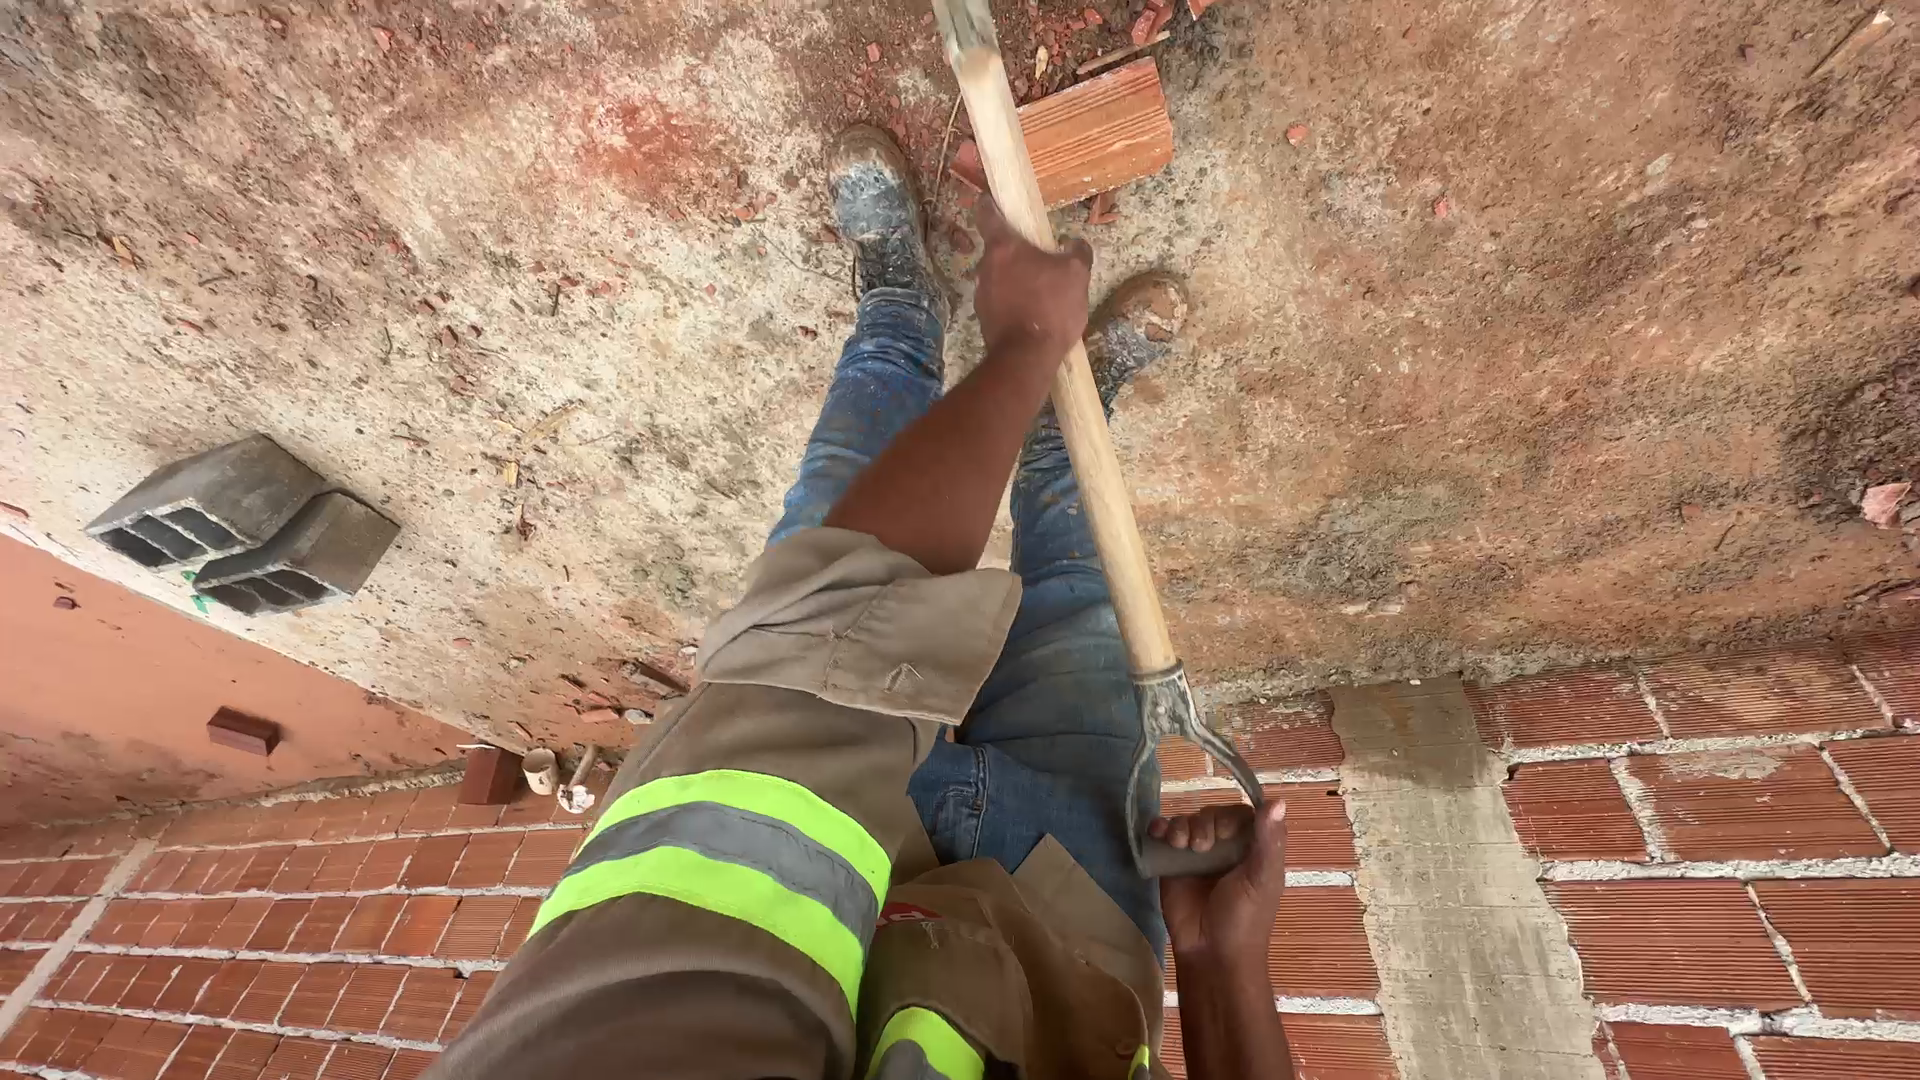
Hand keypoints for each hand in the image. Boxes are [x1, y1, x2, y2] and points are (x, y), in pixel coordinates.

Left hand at [971, 196, 1092, 355]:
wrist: (1026, 358)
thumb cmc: (1050, 307)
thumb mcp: (1076, 275)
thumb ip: (1077, 253)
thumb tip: (1075, 244)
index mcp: (1003, 248)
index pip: (987, 214)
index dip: (990, 204)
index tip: (994, 200)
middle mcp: (985, 269)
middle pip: (997, 251)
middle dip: (1016, 253)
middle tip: (1040, 260)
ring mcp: (982, 297)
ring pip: (999, 279)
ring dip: (1016, 281)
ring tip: (1041, 294)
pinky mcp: (985, 321)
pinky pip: (1001, 303)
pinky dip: (1014, 304)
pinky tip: (1034, 315)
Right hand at [1154, 800, 1287, 958]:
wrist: (1210, 953)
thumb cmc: (1244, 919)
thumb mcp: (1261, 880)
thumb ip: (1268, 841)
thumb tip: (1279, 800)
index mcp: (1252, 849)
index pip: (1242, 814)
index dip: (1230, 817)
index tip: (1224, 833)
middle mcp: (1224, 847)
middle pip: (1211, 814)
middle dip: (1203, 824)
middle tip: (1201, 847)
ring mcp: (1196, 853)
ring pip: (1186, 820)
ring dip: (1180, 826)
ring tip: (1180, 846)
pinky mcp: (1172, 861)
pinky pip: (1164, 834)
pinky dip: (1159, 828)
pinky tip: (1158, 834)